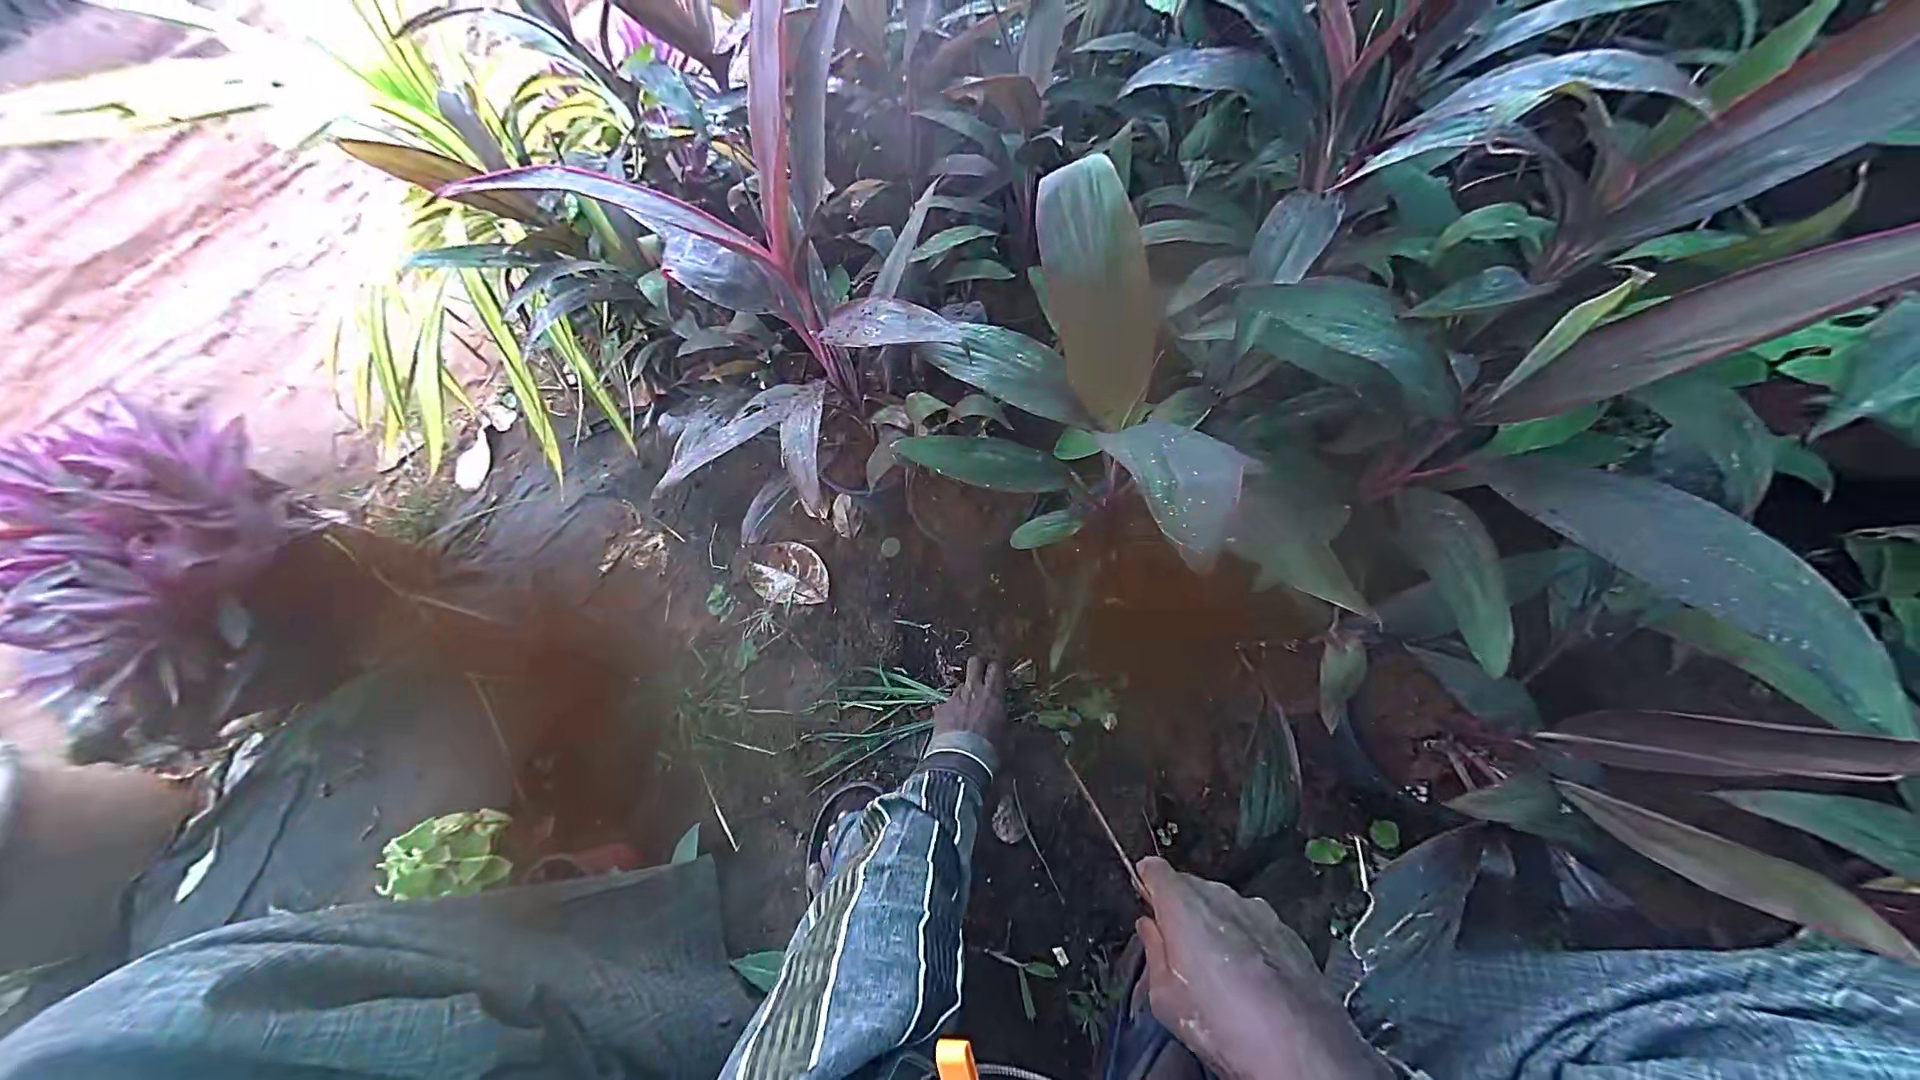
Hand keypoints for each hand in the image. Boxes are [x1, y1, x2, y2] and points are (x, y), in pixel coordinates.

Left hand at [929, 656, 1006, 745]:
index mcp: (993, 695)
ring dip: (964, 692)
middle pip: (974, 663)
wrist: (960, 759)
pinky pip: (948, 702)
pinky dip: (951, 709)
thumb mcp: (1008, 739)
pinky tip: (952, 723)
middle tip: (981, 675)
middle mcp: (973, 690)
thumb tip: (1015, 726)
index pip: (996, 668)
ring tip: (966, 709)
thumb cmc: (990, 749)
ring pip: (960, 684)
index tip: (998, 674)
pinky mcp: (941, 708)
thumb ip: (1011, 727)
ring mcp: (955, 697)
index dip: (996, 668)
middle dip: (978, 665)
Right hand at [1134, 857, 1389, 1079]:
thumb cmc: (1227, 1028)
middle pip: (1188, 885)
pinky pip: (1252, 922)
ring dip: (1213, 922)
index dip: (1146, 882)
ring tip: (1218, 970)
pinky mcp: (1286, 930)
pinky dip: (1245, 938)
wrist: (1306, 1055)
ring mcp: (1256, 910)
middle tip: (1178, 948)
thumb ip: (1153, 950)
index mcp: (1182, 904)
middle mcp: (1219, 895)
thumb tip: (1150, 927)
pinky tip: (1250, 978)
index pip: (1154, 868)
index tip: (1145, 899)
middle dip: (1179, 907)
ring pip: (1221, 903)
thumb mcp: (1166, 999)